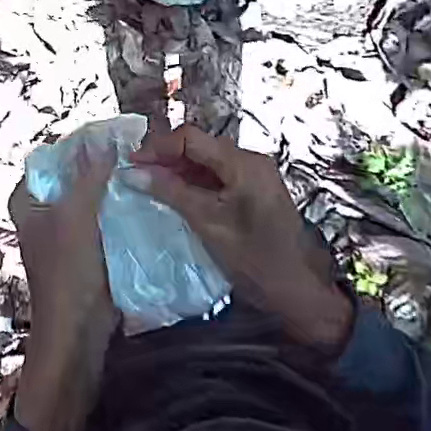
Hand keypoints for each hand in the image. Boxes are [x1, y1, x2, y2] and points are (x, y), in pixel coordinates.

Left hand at [7, 141, 118, 430]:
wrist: (77, 336)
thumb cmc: (68, 270)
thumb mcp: (78, 213)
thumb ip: (92, 174)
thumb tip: (108, 139)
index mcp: (27, 201)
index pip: (50, 158)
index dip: (78, 145)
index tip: (112, 135)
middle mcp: (42, 215)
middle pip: (73, 178)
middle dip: (100, 166)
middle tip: (133, 152)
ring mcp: (64, 236)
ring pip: (90, 201)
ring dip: (112, 190)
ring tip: (142, 172)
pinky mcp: (86, 254)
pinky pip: (103, 222)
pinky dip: (118, 212)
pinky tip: (143, 202)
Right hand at [131, 125, 352, 352]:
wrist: (298, 291)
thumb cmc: (254, 259)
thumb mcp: (207, 223)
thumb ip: (171, 192)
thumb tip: (133, 172)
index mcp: (243, 163)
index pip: (191, 138)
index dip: (158, 147)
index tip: (132, 163)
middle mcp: (251, 160)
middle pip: (199, 146)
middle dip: (165, 157)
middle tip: (137, 174)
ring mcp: (254, 175)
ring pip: (206, 160)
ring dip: (177, 169)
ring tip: (150, 184)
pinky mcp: (253, 190)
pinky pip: (217, 175)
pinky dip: (194, 181)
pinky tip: (174, 194)